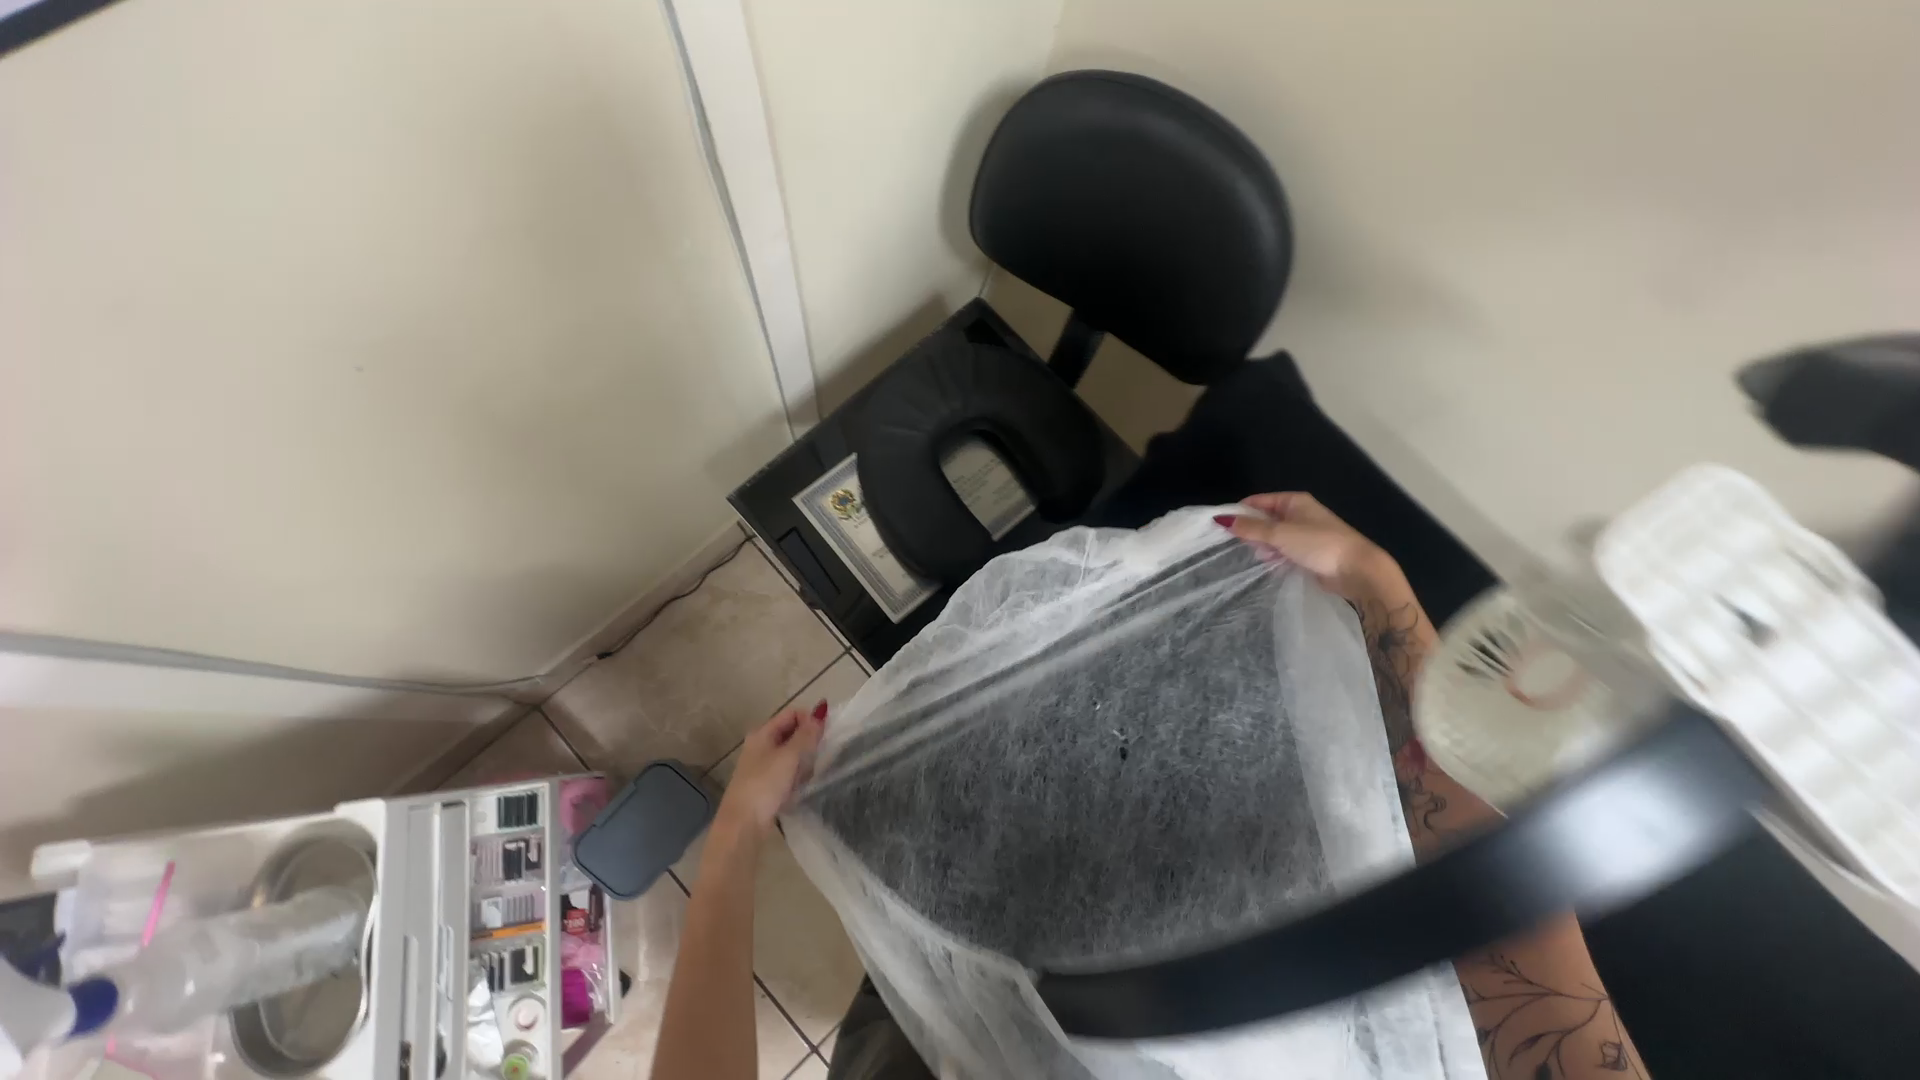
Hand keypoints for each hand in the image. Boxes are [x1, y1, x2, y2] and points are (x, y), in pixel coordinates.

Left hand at [713, 701, 826, 838]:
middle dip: (808, 744)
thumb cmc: (765, 785)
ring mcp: (762, 765)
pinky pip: (788, 771)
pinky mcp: (766, 783)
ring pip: (792, 754)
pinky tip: (797, 788)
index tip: (823, 737)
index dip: (809, 721)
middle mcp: (761, 745)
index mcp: (762, 733)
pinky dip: (796, 776)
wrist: (743, 824)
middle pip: (793, 733)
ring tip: (804, 778)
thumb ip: (806, 734)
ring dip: (803, 763)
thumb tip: (821, 709)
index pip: (792, 714)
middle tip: (814, 760)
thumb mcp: (789, 756)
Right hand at [1214, 492, 1398, 602]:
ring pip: (1271, 538)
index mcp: (1293, 501)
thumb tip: (1222, 520)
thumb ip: (1251, 528)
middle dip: (1254, 533)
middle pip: (1263, 520)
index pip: (1257, 501)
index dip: (1240, 512)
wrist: (1356, 570)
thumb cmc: (1319, 544)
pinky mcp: (1307, 553)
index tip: (1222, 527)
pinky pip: (1282, 552)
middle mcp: (1298, 514)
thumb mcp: (1280, 534)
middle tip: (1251, 546)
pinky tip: (1275, 566)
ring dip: (1265, 548)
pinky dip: (1276, 558)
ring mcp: (1303, 534)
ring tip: (1267, 558)